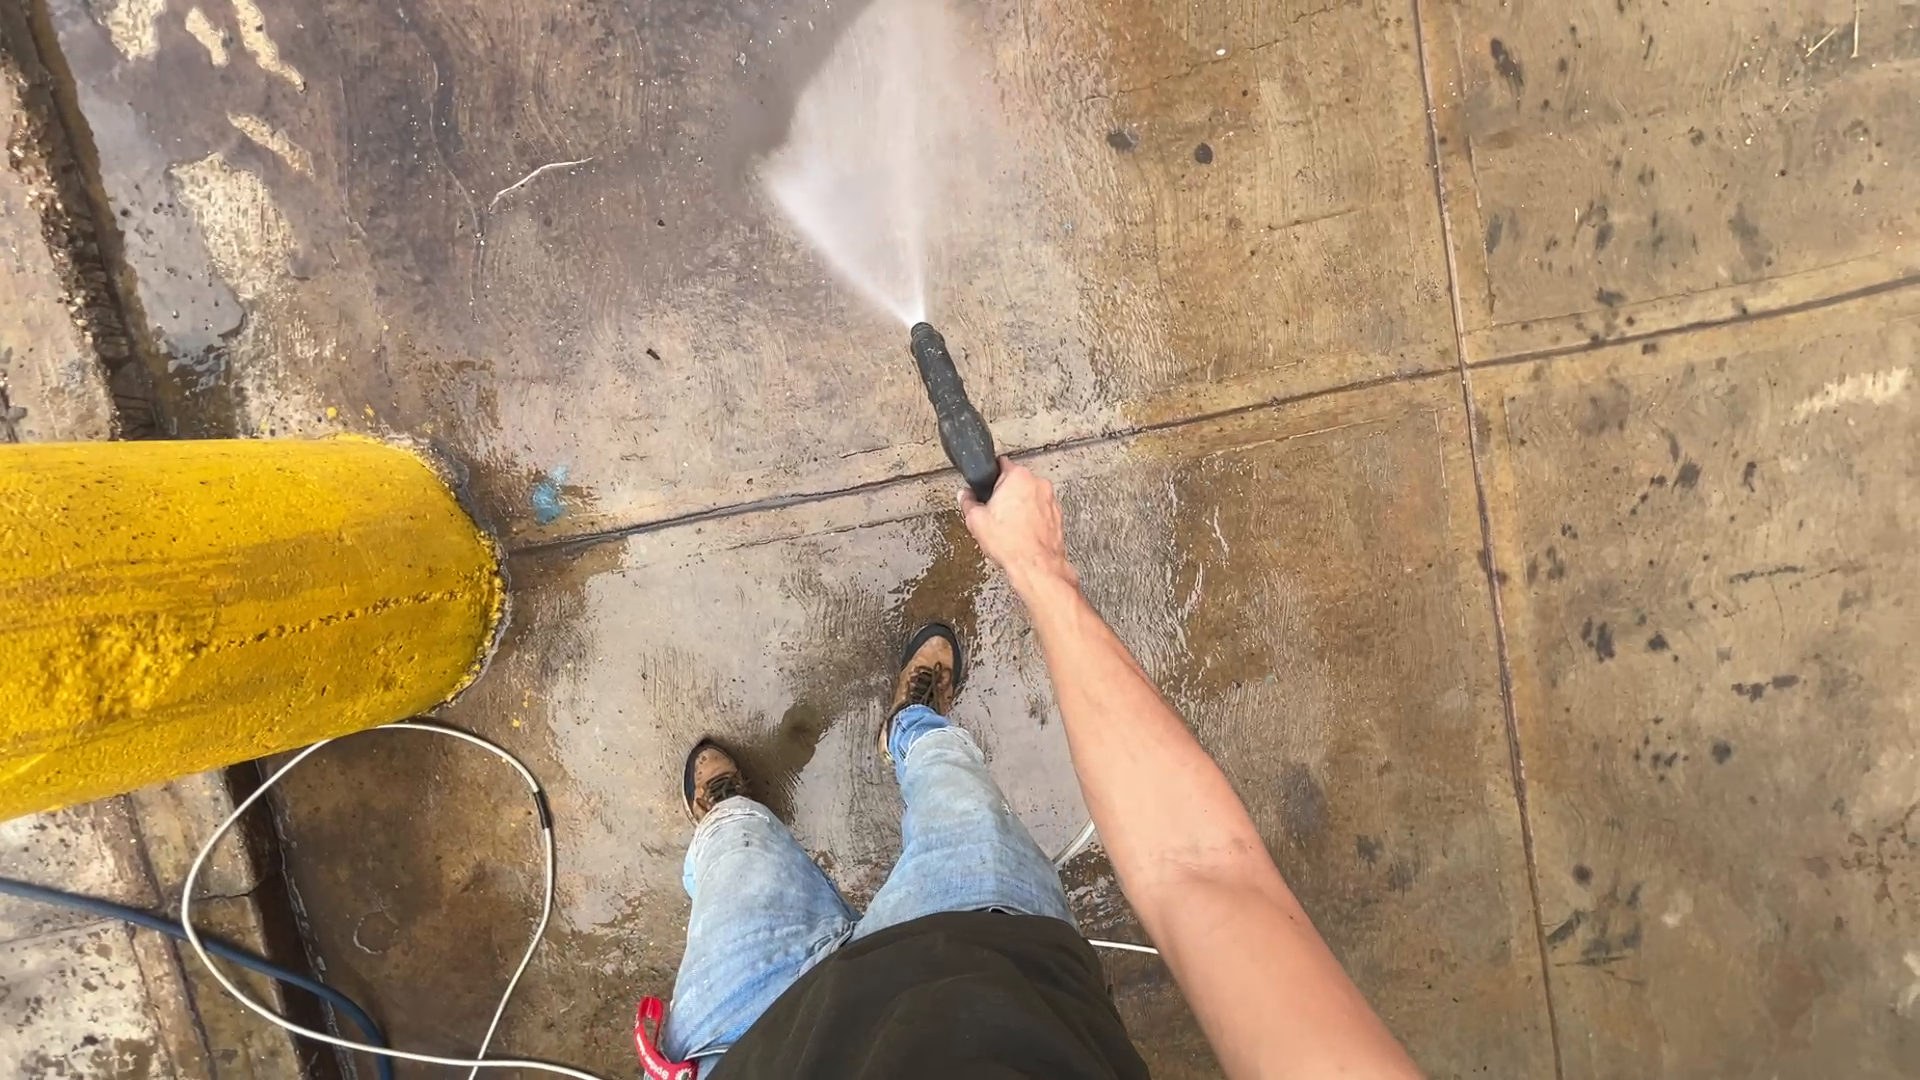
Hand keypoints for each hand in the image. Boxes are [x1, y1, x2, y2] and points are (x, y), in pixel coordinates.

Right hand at [959, 457, 1078, 595]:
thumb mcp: (976, 520)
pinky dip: (1032, 520)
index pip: (1000, 464)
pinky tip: (1022, 534)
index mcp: (1018, 477)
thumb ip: (968, 502)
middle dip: (1005, 495)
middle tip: (994, 514)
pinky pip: (1040, 512)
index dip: (990, 477)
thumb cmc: (1011, 543)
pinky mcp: (1057, 516)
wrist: (1035, 566)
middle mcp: (1038, 484)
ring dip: (1020, 508)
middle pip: (1016, 482)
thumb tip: (965, 496)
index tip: (986, 487)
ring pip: (1029, 498)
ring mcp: (1050, 500)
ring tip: (1009, 528)